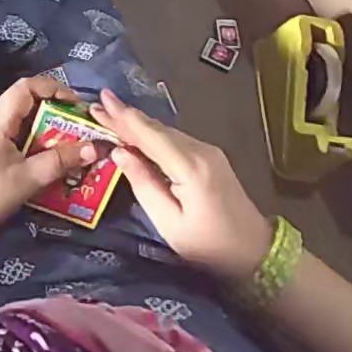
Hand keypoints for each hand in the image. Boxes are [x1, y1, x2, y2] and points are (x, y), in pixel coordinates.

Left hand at [0, 76, 99, 234]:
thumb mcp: (28, 178)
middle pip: (29, 103)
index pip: (26, 87)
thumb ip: (60, 161)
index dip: (53, 88)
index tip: (76, 104)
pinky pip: (22, 138)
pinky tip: (57, 159)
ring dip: (51, 130)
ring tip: (75, 143)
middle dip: (58, 112)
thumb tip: (95, 147)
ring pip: (27, 122)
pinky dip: (41, 143)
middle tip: (82, 127)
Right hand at [91, 89, 273, 282]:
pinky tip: (136, 131)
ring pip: (165, 131)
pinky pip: (174, 139)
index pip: (149, 135)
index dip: (122, 118)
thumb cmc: (208, 244)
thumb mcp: (168, 222)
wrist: (254, 250)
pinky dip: (151, 134)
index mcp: (189, 167)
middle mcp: (200, 150)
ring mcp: (207, 151)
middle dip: (125, 116)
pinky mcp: (209, 156)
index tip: (99, 101)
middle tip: (97, 105)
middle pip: (156, 129)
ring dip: (137, 123)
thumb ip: (142, 184)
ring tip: (110, 114)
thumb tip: (119, 153)